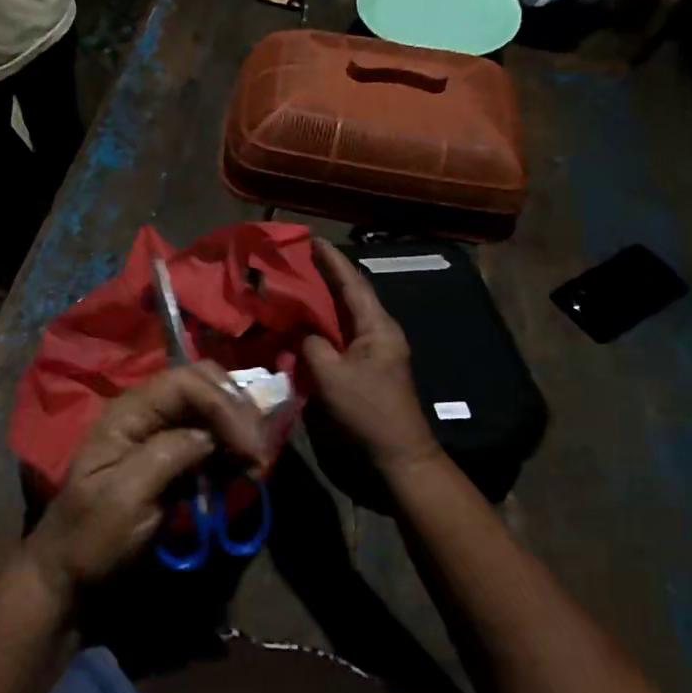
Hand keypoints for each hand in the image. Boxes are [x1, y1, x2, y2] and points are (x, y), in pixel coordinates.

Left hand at [20, 365, 265, 592]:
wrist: (71, 567)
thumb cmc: (91, 534)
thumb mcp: (123, 498)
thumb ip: (164, 457)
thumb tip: (207, 435)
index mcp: (127, 413)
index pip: (184, 383)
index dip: (222, 406)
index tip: (249, 447)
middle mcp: (145, 411)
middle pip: (201, 383)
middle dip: (235, 409)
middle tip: (258, 450)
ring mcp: (159, 430)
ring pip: (210, 405)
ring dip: (238, 427)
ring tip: (254, 464)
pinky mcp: (171, 453)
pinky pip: (209, 435)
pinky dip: (231, 447)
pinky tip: (243, 470)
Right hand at [302, 239, 440, 471]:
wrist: (398, 454)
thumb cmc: (368, 410)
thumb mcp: (332, 375)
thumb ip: (311, 344)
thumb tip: (299, 329)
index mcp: (378, 326)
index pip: (352, 283)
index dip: (332, 260)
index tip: (312, 238)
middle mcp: (379, 332)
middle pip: (349, 295)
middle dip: (323, 276)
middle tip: (295, 259)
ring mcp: (374, 350)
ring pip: (343, 316)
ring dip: (321, 300)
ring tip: (293, 284)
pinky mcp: (365, 367)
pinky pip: (340, 336)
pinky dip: (321, 324)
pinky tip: (302, 322)